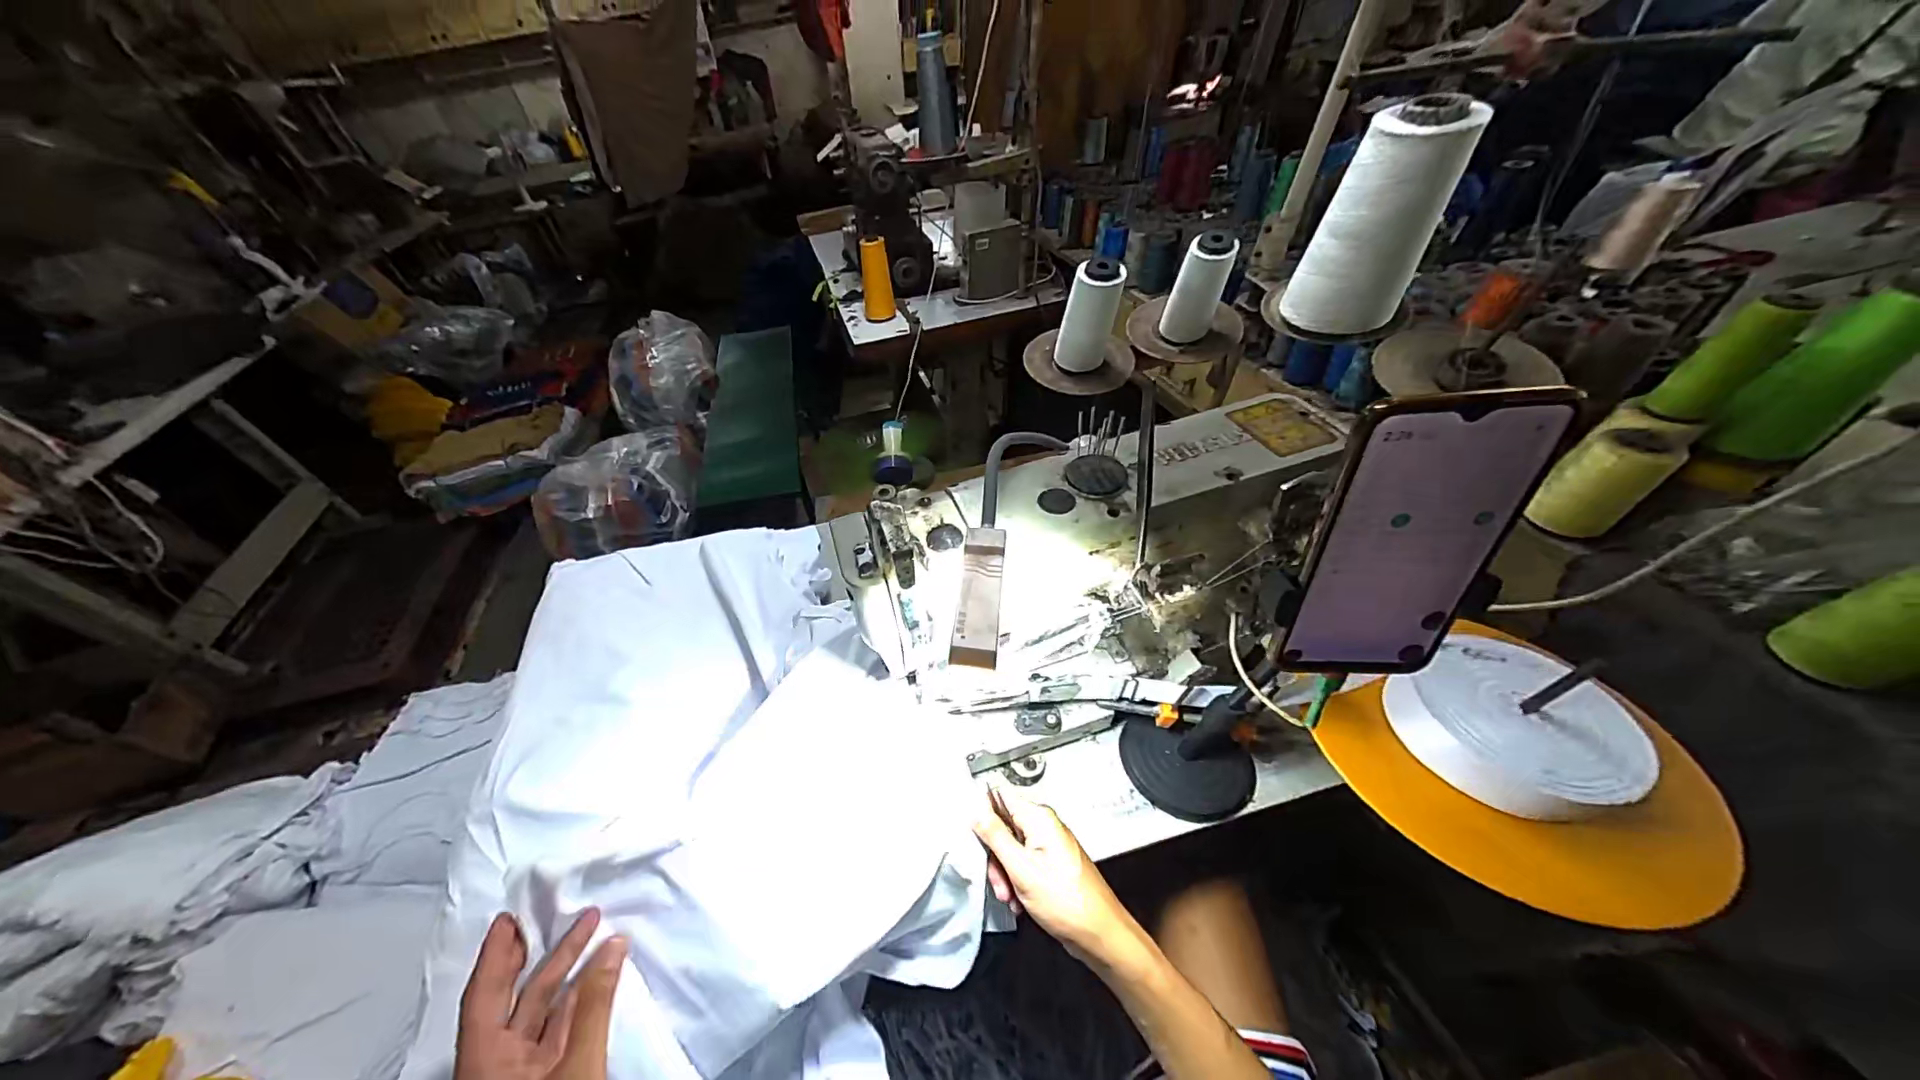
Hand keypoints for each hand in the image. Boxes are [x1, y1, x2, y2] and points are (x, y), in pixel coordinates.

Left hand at [455, 908, 625, 1079]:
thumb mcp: (578, 1065)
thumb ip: (593, 1004)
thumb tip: (613, 945)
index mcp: (484, 1062)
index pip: (483, 997)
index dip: (495, 956)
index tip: (507, 919)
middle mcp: (497, 1064)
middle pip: (515, 999)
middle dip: (542, 954)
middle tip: (567, 914)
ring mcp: (523, 1073)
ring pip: (542, 1011)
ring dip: (568, 972)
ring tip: (595, 932)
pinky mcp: (550, 1078)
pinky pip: (560, 1027)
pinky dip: (578, 998)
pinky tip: (599, 974)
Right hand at [971, 785, 1149, 967]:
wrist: (1098, 932)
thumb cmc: (1069, 902)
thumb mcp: (1020, 867)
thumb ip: (995, 836)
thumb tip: (978, 813)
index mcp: (1039, 818)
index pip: (1000, 796)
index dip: (983, 812)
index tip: (974, 834)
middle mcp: (1046, 826)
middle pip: (1004, 827)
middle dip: (996, 856)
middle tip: (999, 879)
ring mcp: (1049, 845)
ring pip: (1012, 849)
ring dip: (1005, 873)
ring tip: (1012, 895)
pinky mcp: (1051, 864)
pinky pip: (1024, 863)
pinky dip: (1018, 881)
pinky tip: (1021, 900)